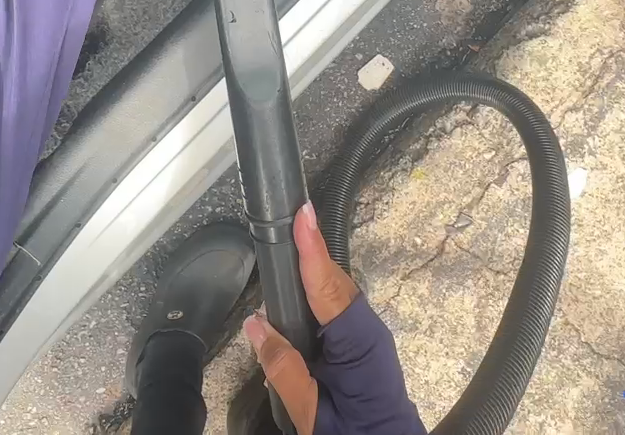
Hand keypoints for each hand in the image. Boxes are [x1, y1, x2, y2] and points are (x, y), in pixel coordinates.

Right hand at [241, 202, 362, 434]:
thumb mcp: (312, 413)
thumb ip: (284, 368)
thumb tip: (255, 325)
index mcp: (357, 342)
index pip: (328, 285)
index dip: (312, 247)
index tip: (303, 211)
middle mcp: (367, 330)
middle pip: (333, 281)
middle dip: (309, 252)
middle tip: (285, 224)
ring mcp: (368, 338)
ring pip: (335, 293)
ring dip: (313, 270)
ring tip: (287, 247)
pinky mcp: (364, 347)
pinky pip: (336, 309)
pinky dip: (317, 292)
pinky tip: (299, 294)